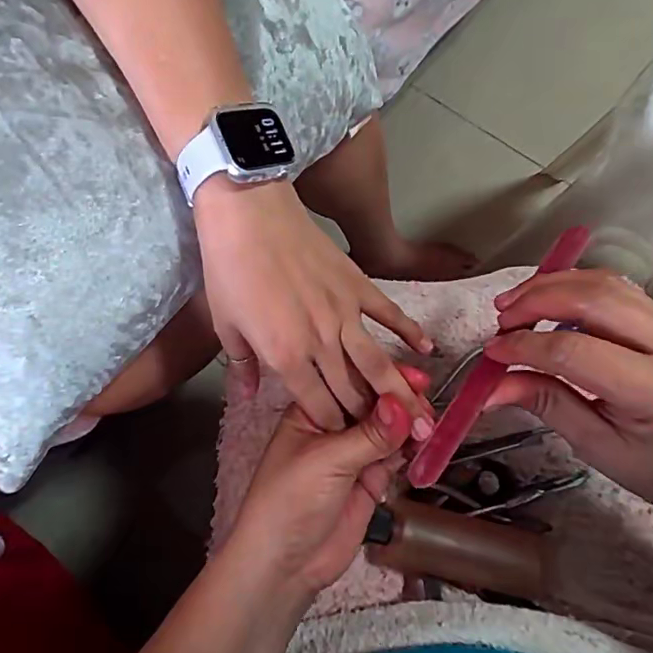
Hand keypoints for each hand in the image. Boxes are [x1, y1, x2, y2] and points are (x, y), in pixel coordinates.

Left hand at [196, 180, 436, 431]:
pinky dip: (410, 332)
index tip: (345, 438)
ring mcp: (345, 314)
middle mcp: (322, 343)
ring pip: (378, 363)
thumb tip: (247, 396)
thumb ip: (242, 365)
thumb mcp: (225, 324)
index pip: (319, 406)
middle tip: (395, 438)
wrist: (248, 214)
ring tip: (422, 415)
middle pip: (353, 392)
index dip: (334, 427)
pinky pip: (390, 314)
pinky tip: (428, 351)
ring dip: (400, 392)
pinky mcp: (358, 286)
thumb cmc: (229, 270)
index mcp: (286, 357)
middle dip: (372, 420)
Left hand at [222, 384, 421, 599]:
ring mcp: (352, 452)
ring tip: (431, 421)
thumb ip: (369, 435)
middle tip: (427, 400)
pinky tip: (428, 441)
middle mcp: (332, 425)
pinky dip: (412, 448)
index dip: (380, 376)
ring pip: (388, 429)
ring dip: (411, 423)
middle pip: (373, 403)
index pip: (349, 382)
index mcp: (310, 410)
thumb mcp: (327, 462)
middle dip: (400, 399)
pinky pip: (395, 455)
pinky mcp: (369, 478)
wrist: (284, 565)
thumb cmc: (289, 502)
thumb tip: (404, 405)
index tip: (413, 377)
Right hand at [482, 269, 652, 541]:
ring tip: (518, 303)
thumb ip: (548, 406)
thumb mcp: (600, 450)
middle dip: (539, 299)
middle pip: (598, 299)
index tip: (492, 352)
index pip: (578, 350)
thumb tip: (492, 387)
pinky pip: (626, 295)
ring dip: (557, 286)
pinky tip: (553, 305)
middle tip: (501, 316)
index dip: (526, 345)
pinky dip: (580, 292)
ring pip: (613, 285)